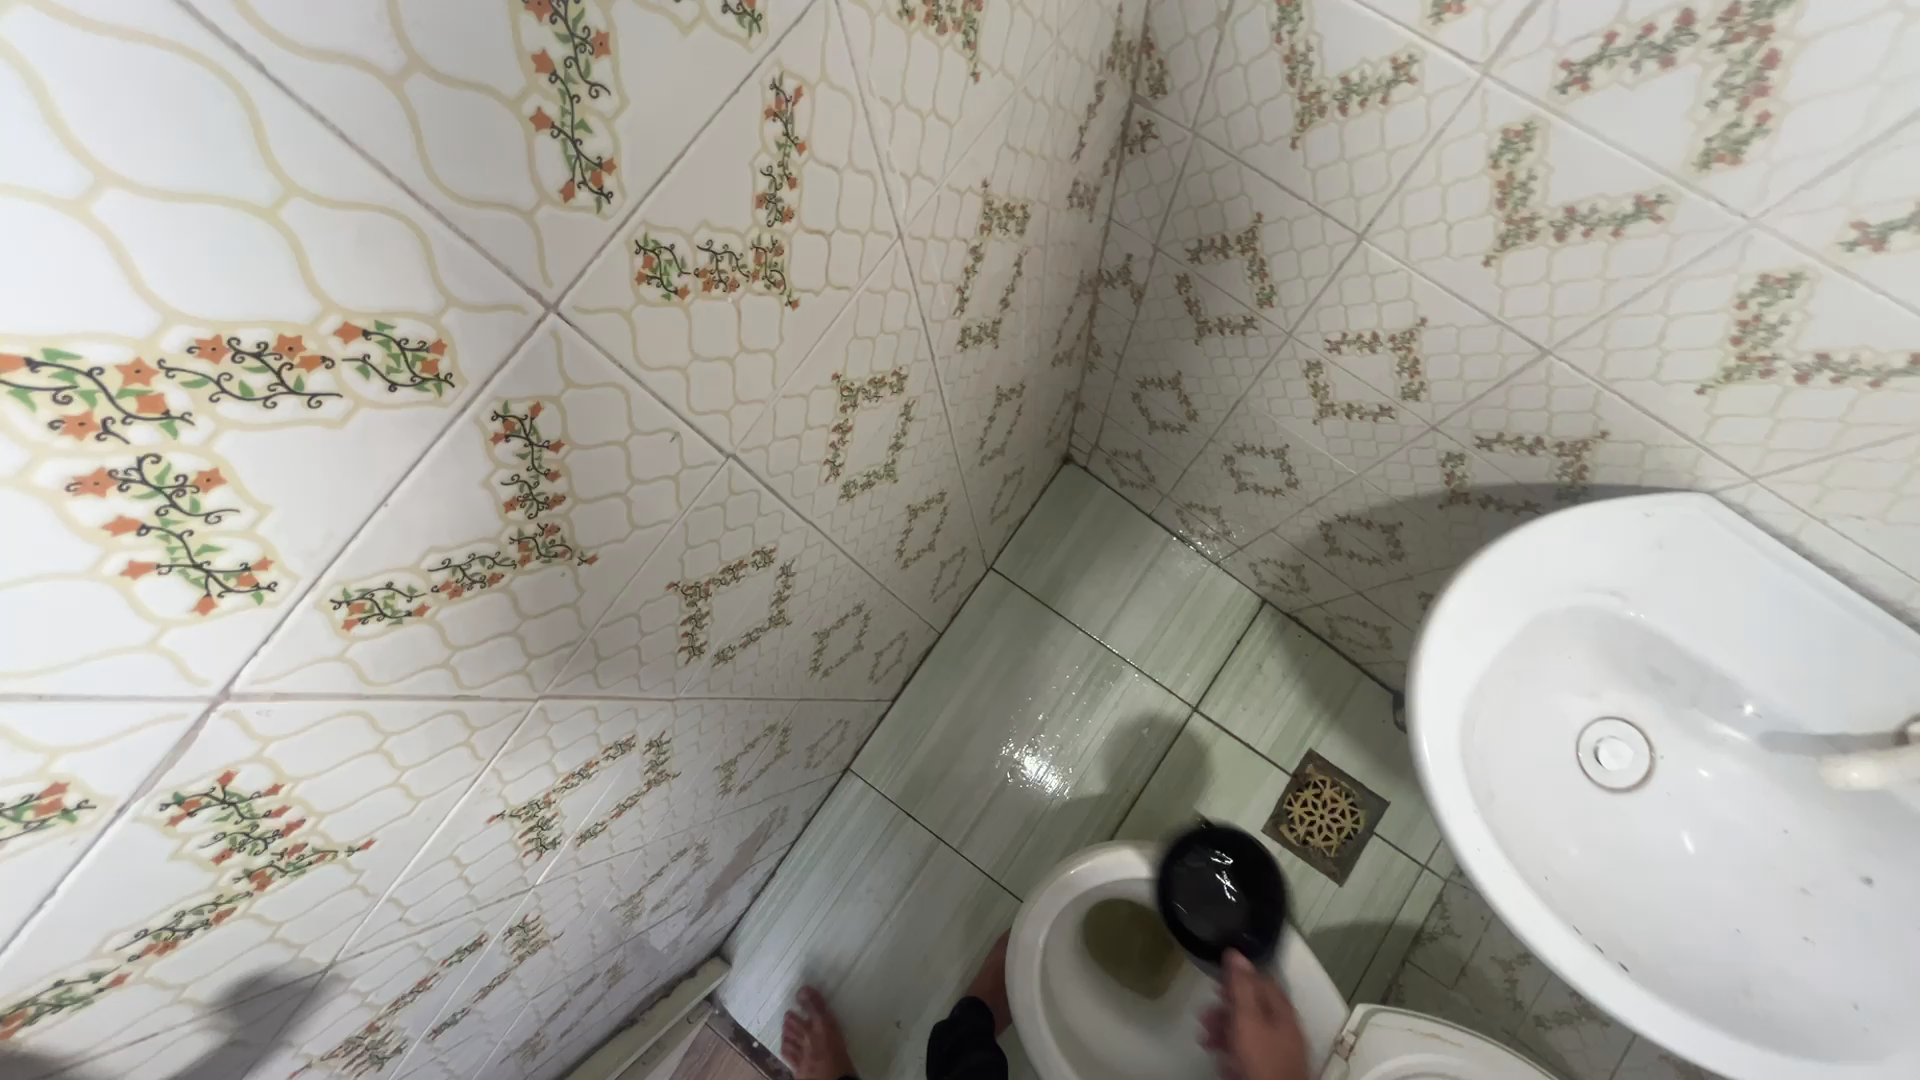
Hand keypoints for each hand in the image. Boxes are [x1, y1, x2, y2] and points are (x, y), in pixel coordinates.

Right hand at [1198, 950, 1310, 1079]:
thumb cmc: (1262, 1057)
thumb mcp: (1247, 1017)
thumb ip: (1241, 985)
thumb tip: (1236, 953)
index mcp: (1281, 1009)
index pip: (1260, 978)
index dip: (1237, 976)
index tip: (1216, 980)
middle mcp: (1283, 1025)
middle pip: (1251, 1005)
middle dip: (1224, 1008)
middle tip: (1205, 1015)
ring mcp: (1278, 1048)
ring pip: (1246, 1029)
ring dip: (1223, 1030)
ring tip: (1207, 1039)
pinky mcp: (1270, 1067)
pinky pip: (1248, 1050)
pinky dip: (1232, 1050)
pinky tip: (1222, 1058)